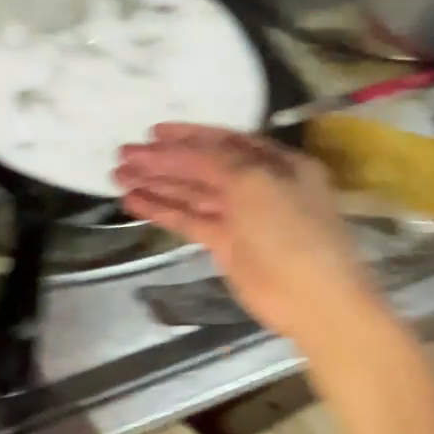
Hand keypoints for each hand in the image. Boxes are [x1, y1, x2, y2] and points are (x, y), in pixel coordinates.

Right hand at [114, 123, 380, 346]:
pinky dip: (160, 209)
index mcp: (277, 164)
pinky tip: (132, 201)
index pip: (224, 141)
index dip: (187, 135)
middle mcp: (259, 185)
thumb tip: (179, 148)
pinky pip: (188, 219)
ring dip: (155, 182)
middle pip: (201, 166)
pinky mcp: (226, 243)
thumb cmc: (291, 231)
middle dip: (162, 159)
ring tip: (117, 175)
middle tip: (122, 154)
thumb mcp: (255, 181)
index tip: (152, 132)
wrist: (316, 302)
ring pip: (190, 192)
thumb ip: (215, 158)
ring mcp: (242, 216)